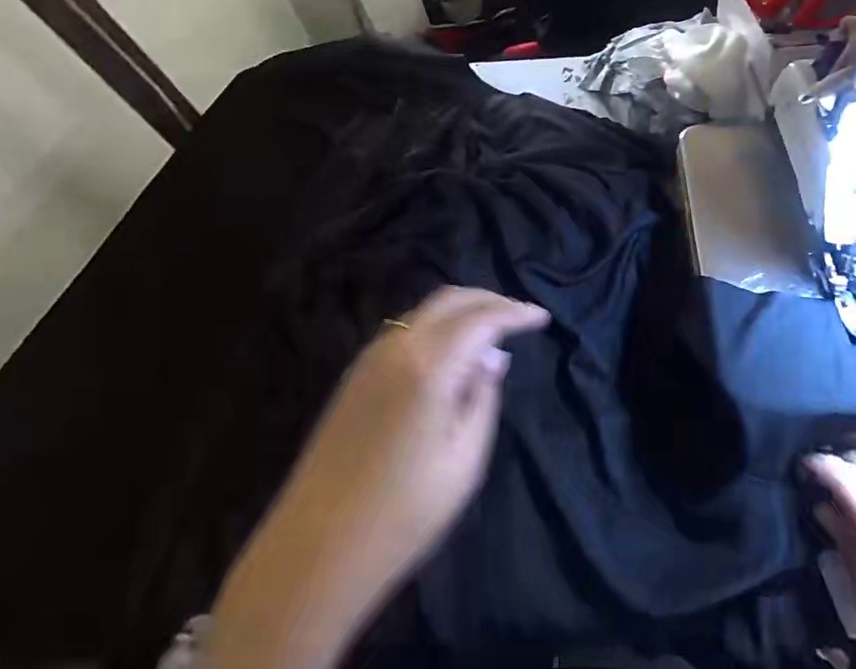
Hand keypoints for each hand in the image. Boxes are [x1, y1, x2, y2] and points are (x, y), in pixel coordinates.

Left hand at [284, 286, 549, 558]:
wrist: (313, 555)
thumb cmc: (403, 513)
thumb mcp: (465, 459)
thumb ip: (483, 397)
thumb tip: (492, 359)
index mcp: (428, 367)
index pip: (482, 318)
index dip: (516, 313)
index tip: (542, 318)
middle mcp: (395, 351)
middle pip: (449, 300)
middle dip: (490, 300)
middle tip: (520, 316)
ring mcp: (368, 363)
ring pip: (423, 313)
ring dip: (462, 311)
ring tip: (492, 333)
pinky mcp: (353, 381)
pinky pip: (404, 333)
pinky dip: (437, 328)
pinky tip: (452, 355)